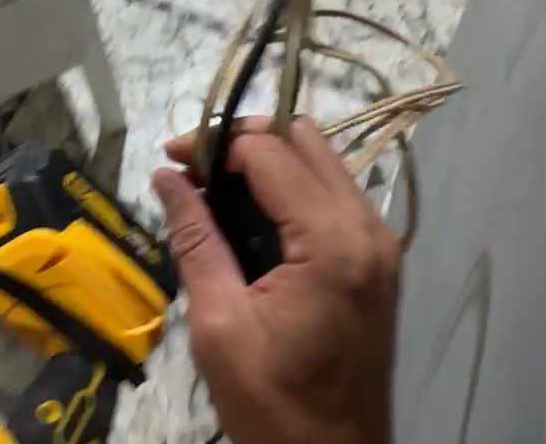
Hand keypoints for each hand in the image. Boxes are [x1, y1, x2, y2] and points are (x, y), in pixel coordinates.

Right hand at [153, 118, 399, 443]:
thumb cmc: (274, 407)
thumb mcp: (220, 324)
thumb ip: (195, 238)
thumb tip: (166, 176)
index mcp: (332, 242)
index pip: (268, 152)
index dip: (214, 143)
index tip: (172, 159)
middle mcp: (367, 227)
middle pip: (302, 138)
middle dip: (243, 138)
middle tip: (195, 166)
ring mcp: (379, 241)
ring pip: (320, 157)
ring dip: (266, 156)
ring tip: (215, 184)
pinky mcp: (377, 258)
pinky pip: (332, 189)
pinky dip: (289, 182)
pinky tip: (250, 209)